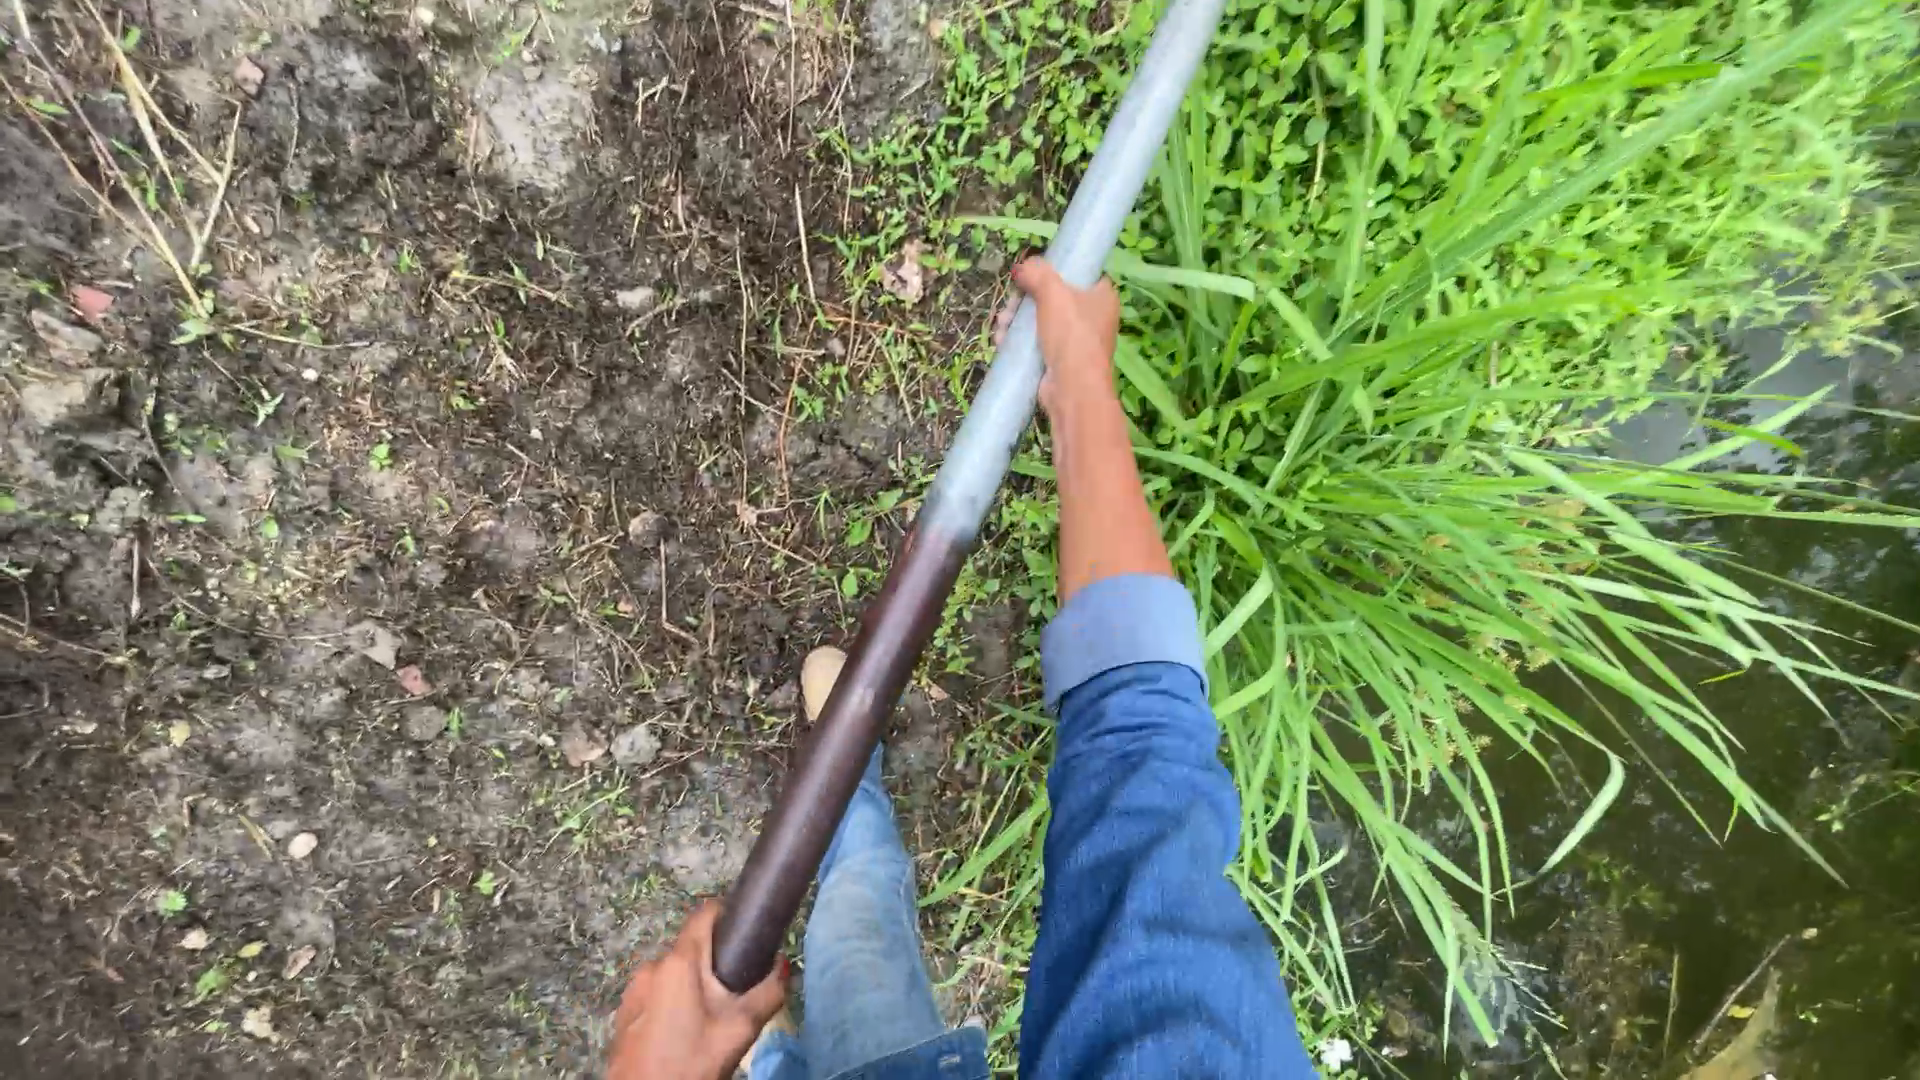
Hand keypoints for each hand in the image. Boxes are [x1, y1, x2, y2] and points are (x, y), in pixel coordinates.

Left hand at [606, 902, 787, 1079]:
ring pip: (674, 973)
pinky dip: (672, 1003)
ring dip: (692, 985)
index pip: (706, 912)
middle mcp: (652, 966)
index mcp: (680, 960)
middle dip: (714, 961)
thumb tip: (783, 965)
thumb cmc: (690, 1064)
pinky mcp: (623, 1016)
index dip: (729, 914)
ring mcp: (633, 991)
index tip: (748, 932)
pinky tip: (681, 1034)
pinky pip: (655, 994)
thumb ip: (769, 992)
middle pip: (692, 947)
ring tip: (708, 1017)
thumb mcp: (740, 1030)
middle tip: (734, 991)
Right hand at [995, 257, 1121, 419]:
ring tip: (1001, 327)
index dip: (1054, 272)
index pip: (1079, 273)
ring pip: (1039, 321)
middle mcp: (1092, 317)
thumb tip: (1021, 268)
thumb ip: (1037, 273)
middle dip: (1024, 301)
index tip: (1032, 276)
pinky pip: (1035, 343)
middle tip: (1010, 308)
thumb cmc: (1071, 335)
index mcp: (1102, 295)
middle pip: (1052, 298)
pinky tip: (1002, 341)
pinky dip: (1018, 341)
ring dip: (1015, 321)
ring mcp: (1075, 341)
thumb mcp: (1053, 293)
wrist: (1073, 389)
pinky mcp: (1059, 361)